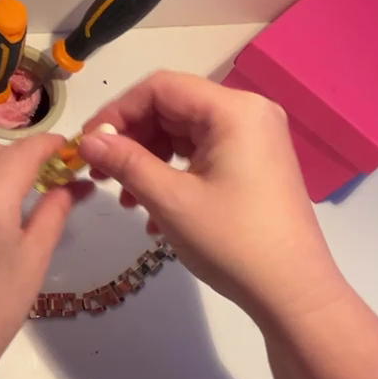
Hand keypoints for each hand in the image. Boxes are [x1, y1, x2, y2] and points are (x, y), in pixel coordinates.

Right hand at [78, 71, 346, 324]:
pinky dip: (171, 173)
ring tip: (124, 199)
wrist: (291, 290)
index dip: (117, 112)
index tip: (87, 145)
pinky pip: (200, 155)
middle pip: (172, 108)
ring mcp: (253, 139)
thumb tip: (86, 141)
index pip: (161, 88)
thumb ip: (125, 163)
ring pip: (183, 133)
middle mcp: (247, 113)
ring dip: (146, 160)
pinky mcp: (252, 164)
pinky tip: (152, 210)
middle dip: (131, 138)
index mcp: (233, 111)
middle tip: (100, 173)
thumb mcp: (170, 200)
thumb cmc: (231, 241)